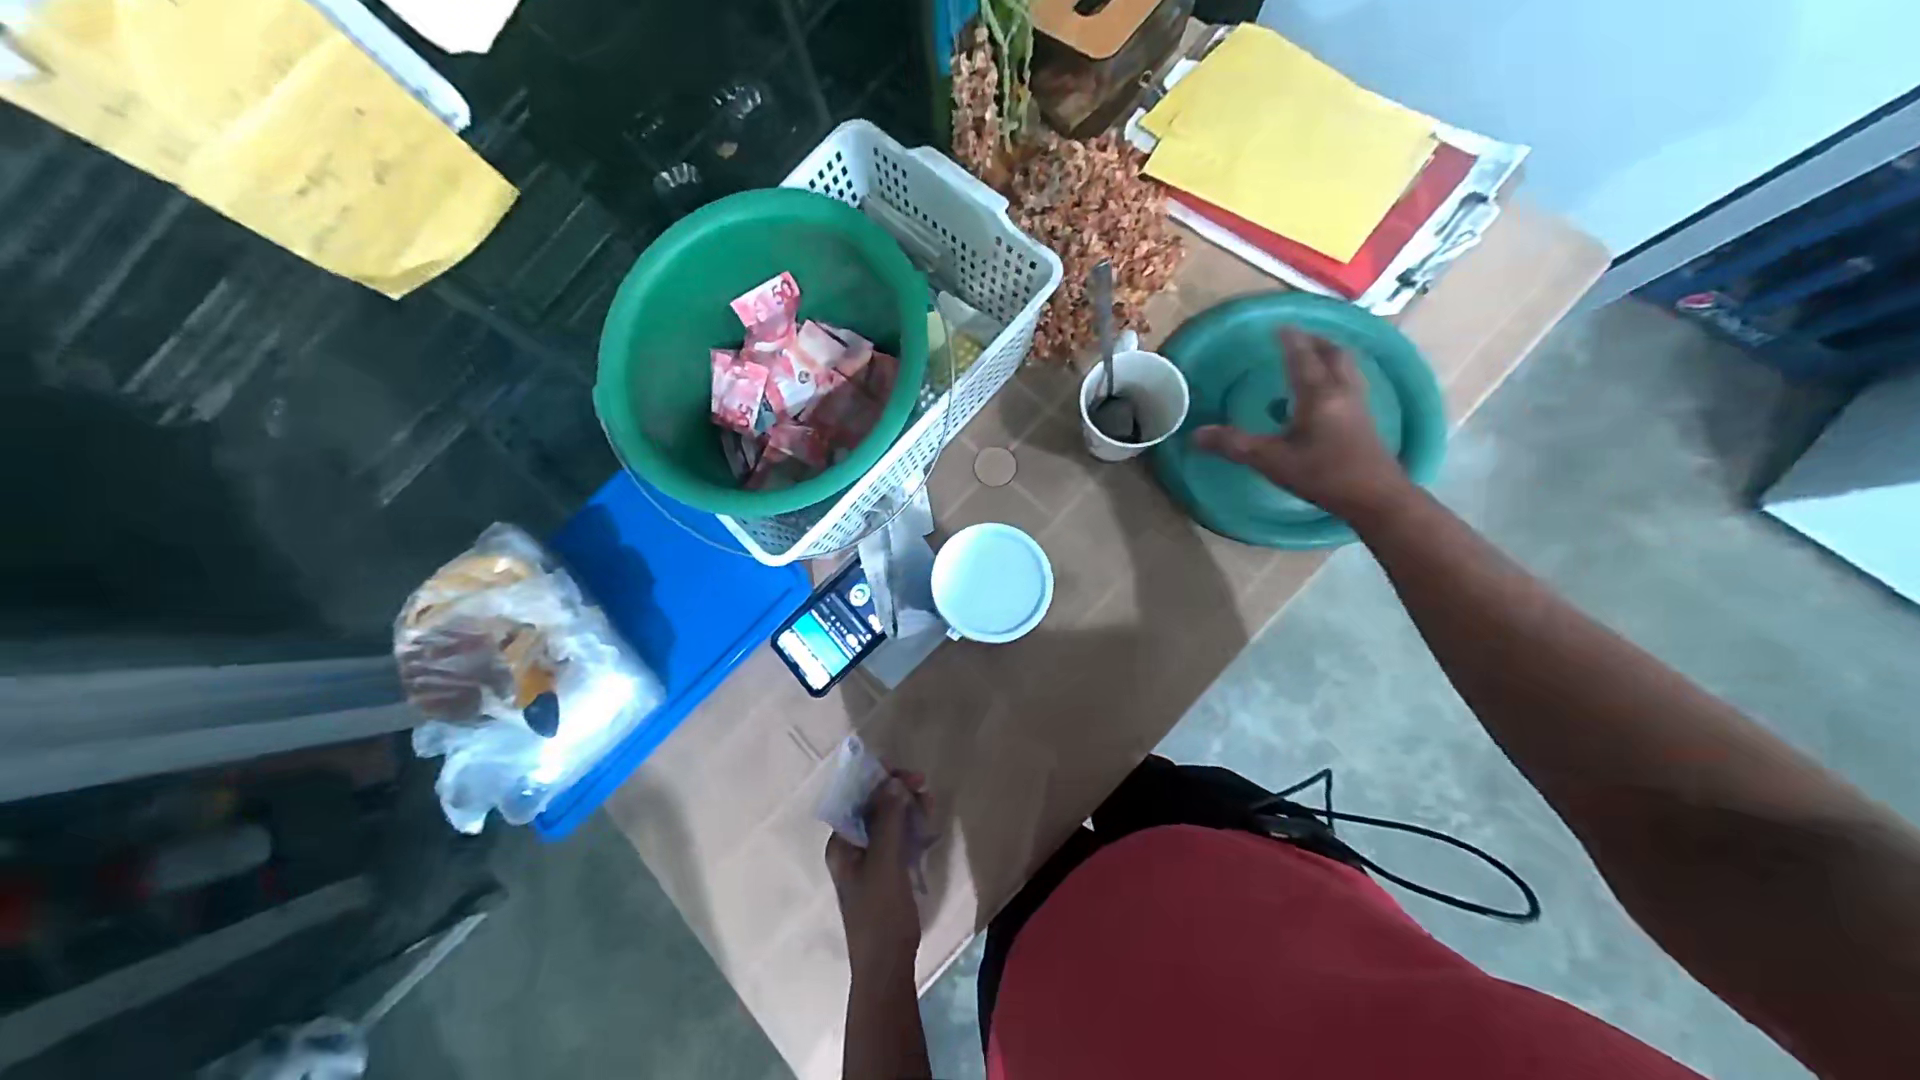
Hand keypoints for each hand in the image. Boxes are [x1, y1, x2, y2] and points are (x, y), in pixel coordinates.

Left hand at [826, 773, 929, 972]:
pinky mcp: (886, 871)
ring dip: (906, 807)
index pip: (855, 797)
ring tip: (929, 804)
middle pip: (873, 806)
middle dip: (897, 792)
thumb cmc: (880, 913)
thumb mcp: (885, 862)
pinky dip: (910, 826)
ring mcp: (869, 859)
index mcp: (841, 843)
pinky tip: (927, 823)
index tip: (908, 774)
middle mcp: (851, 846)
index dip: (879, 780)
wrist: (887, 966)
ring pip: (887, 820)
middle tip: (924, 788)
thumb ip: (888, 820)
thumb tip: (893, 781)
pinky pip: (897, 837)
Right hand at [1193, 328, 1413, 521]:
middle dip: (1315, 341)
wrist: (1376, 498)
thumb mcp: (1272, 461)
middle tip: (1297, 337)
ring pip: (1346, 367)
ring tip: (1312, 357)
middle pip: (1333, 354)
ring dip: (1329, 356)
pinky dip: (1335, 376)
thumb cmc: (1324, 475)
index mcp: (1318, 394)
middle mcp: (1341, 391)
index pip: (1302, 357)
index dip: (1289, 340)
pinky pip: (1350, 384)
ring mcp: (1358, 405)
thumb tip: (1195, 434)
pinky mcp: (1365, 421)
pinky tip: (1323, 395)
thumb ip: (1234, 445)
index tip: (1279, 327)